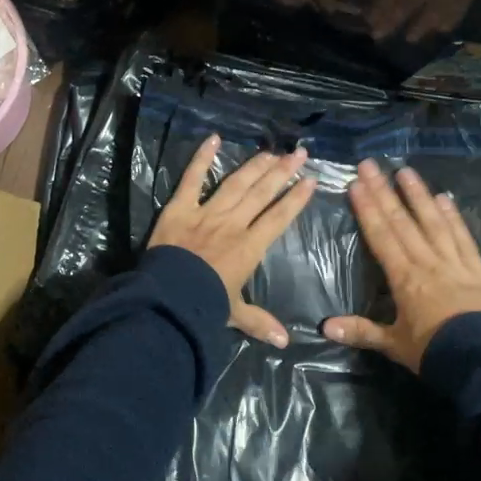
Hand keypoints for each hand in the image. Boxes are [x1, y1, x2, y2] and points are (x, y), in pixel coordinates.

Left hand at [148, 135, 317, 347]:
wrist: (169, 295)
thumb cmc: (203, 305)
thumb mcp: (234, 314)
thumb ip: (259, 322)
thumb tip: (286, 342)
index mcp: (249, 247)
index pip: (278, 218)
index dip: (295, 199)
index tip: (311, 181)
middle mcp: (233, 223)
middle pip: (262, 193)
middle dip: (282, 172)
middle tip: (298, 154)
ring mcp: (207, 211)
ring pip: (236, 183)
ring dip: (255, 165)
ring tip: (272, 151)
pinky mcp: (180, 206)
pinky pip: (193, 178)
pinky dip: (202, 157)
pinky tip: (214, 138)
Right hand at [324, 162, 480, 371]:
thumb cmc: (436, 353)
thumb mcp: (394, 345)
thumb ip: (361, 331)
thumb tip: (324, 326)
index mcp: (404, 278)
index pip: (381, 236)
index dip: (367, 209)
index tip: (356, 184)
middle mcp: (427, 262)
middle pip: (402, 222)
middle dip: (384, 192)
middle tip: (371, 165)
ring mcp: (454, 263)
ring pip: (433, 222)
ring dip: (418, 195)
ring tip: (405, 171)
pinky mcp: (478, 270)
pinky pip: (463, 238)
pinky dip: (453, 217)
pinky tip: (445, 198)